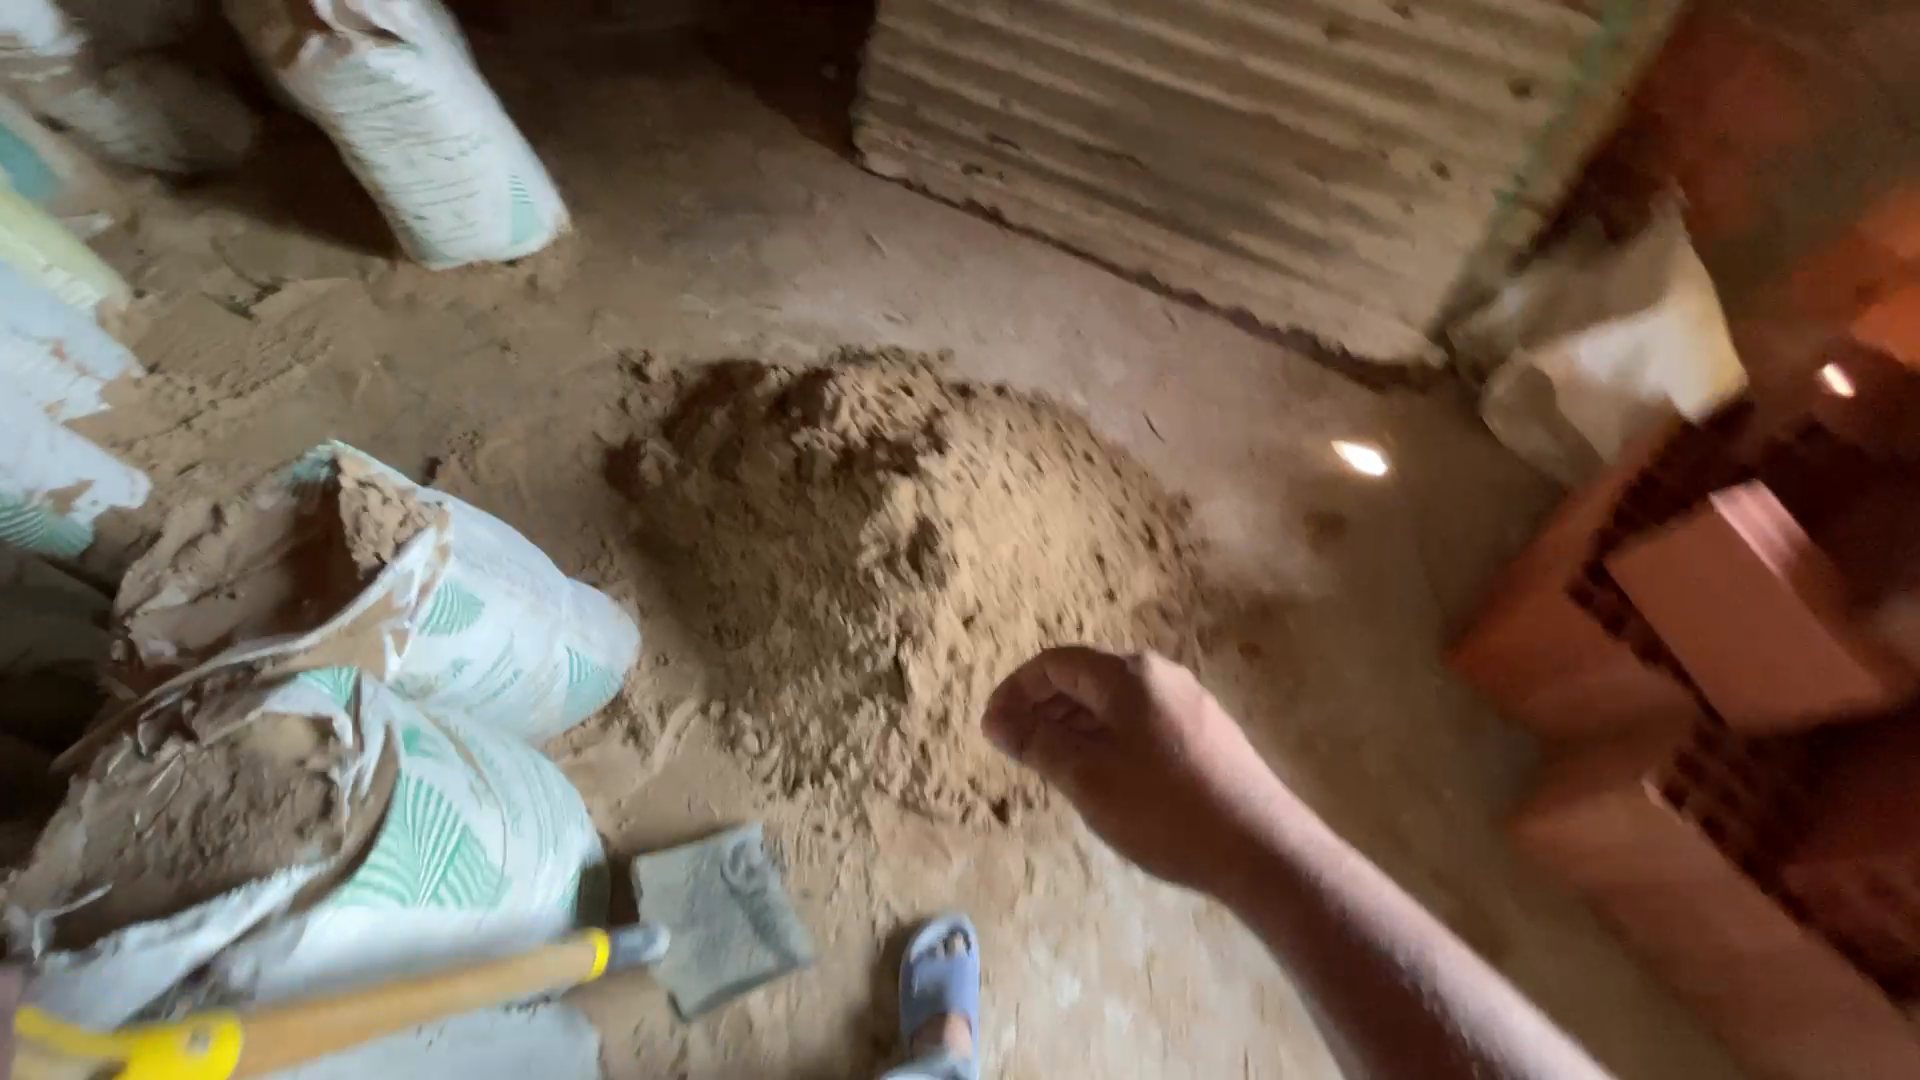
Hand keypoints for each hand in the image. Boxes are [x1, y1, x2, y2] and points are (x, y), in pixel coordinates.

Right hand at [983, 646, 1289, 896]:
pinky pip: (1139, 720)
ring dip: (1072, 724)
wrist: (1265, 851)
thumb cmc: (1165, 810)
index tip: (992, 729)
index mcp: (1128, 675)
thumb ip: (1036, 741)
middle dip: (1042, 708)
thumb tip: (994, 719)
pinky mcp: (1205, 731)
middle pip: (1084, 678)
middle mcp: (1159, 675)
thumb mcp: (1087, 776)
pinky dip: (1106, 736)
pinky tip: (1103, 774)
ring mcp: (1188, 702)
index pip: (1054, 663)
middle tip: (1015, 749)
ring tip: (1052, 764)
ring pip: (1112, 701)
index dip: (1015, 691)